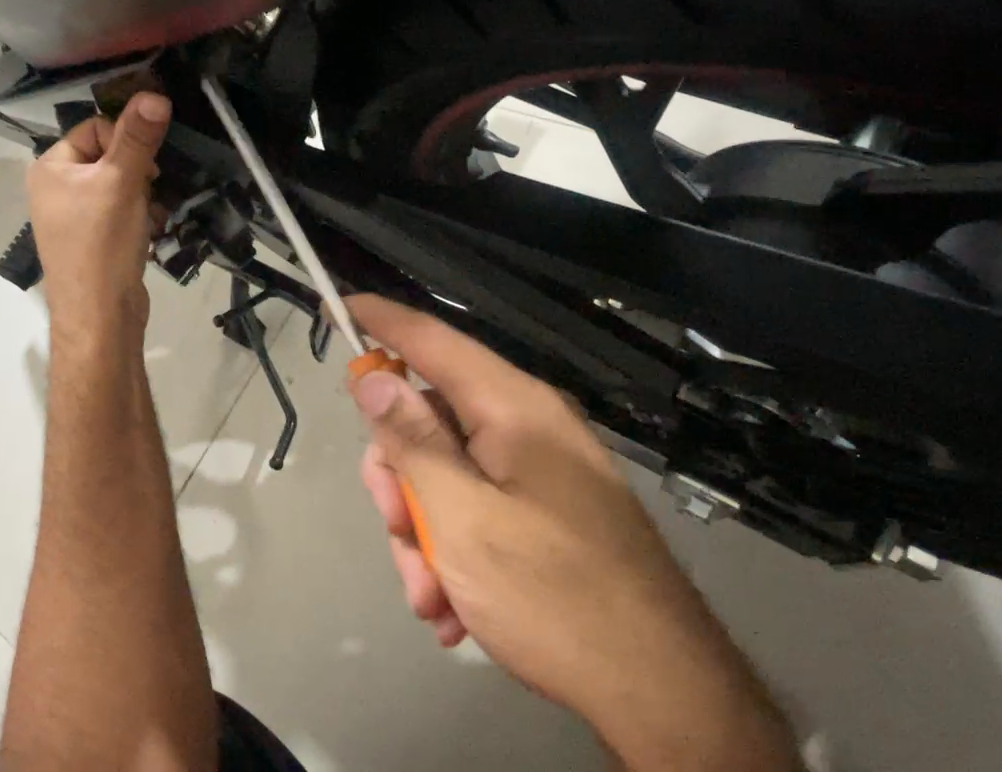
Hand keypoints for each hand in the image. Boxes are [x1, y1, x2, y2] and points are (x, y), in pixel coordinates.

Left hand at [26, 92, 171, 337]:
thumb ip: (138, 138)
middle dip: (138, 172)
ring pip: (120, 186)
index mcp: (50, 169)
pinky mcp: (93, 241)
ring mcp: (73, 218)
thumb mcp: (122, 182)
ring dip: (144, 195)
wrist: (100, 317)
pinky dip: (140, 217)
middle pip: (109, 157)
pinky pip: (121, 213)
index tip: (145, 168)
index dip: (125, 142)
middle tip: (151, 190)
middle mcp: (55, 189)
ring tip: (152, 214)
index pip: (94, 129)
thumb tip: (154, 94)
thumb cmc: (102, 243)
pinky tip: (152, 230)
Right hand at [346, 294, 795, 771]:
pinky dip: (454, 551)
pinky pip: (476, 509)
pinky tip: (454, 607)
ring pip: (445, 473)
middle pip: (429, 419)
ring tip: (432, 596)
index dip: (381, 321)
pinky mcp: (548, 514)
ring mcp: (541, 473)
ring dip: (422, 532)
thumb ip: (412, 441)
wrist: (663, 693)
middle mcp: (528, 427)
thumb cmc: (553, 596)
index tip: (338, 308)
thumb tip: (373, 376)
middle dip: (400, 478)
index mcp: (513, 409)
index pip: (433, 341)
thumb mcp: (462, 518)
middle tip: (396, 528)